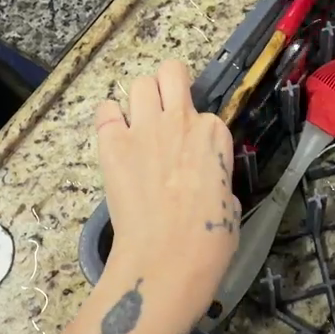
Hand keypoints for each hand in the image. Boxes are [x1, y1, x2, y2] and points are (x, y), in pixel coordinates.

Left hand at [94, 60, 237, 328]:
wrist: (166, 260)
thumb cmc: (208, 242)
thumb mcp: (229, 202)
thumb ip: (216, 178)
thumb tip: (206, 183)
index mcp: (215, 135)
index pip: (206, 114)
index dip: (196, 132)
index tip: (190, 154)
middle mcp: (181, 120)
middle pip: (171, 73)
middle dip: (168, 85)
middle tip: (165, 110)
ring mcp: (145, 129)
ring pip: (139, 84)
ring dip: (139, 101)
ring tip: (137, 126)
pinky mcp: (113, 145)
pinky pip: (106, 111)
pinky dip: (109, 119)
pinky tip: (113, 137)